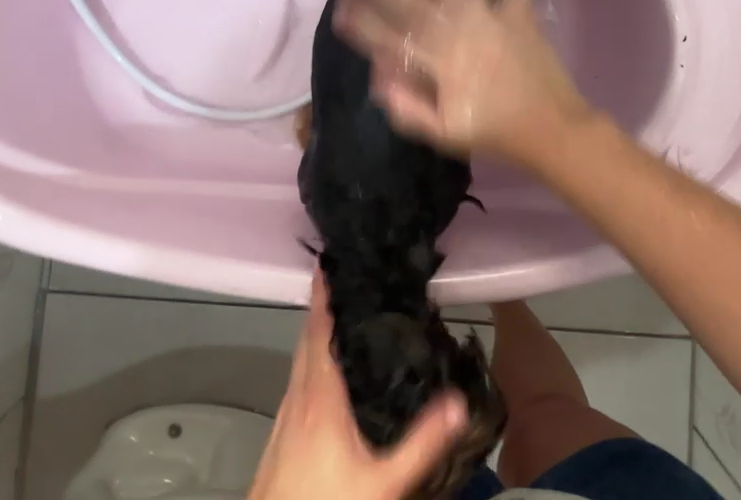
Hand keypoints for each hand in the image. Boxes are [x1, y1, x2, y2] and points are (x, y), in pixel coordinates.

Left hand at [248, 274, 467, 499]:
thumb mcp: (384, 482)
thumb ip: (422, 443)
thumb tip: (459, 402)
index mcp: (320, 397)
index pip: (319, 331)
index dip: (322, 295)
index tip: (328, 262)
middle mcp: (298, 397)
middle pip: (306, 339)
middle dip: (322, 306)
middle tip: (345, 278)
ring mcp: (286, 415)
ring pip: (299, 359)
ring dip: (315, 332)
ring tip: (342, 314)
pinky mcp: (282, 433)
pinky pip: (298, 379)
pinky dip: (311, 359)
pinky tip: (329, 371)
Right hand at [333, 0, 592, 160]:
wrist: (552, 130)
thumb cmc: (494, 131)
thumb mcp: (443, 132)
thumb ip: (407, 106)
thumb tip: (378, 71)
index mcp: (439, 65)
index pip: (391, 37)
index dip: (364, 18)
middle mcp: (460, 34)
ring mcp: (491, 18)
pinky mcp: (520, 12)